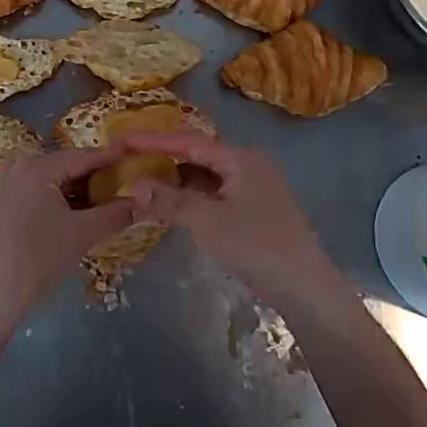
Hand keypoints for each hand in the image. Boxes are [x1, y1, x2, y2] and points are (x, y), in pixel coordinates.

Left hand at [0, 147, 135, 321]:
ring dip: (80, 189)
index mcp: (35, 167)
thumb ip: (117, 213)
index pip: (82, 156)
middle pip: (66, 165)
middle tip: (129, 183)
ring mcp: (7, 182)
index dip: (112, 157)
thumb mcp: (84, 233)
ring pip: (53, 179)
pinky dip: (61, 198)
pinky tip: (82, 211)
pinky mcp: (3, 200)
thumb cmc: (40, 258)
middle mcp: (17, 165)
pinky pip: (39, 190)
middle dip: (97, 176)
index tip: (138, 154)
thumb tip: (144, 202)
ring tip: (110, 200)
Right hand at [121, 133, 351, 314]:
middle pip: (196, 155)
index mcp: (241, 159)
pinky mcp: (249, 209)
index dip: (153, 141)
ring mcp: (250, 188)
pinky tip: (166, 203)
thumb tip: (135, 186)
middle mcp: (247, 165)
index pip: (188, 142)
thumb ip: (169, 200)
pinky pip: (210, 193)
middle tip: (128, 158)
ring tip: (140, 179)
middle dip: (161, 157)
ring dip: (173, 179)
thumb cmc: (256, 246)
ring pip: (202, 175)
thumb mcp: (206, 221)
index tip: (123, 139)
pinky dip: (187, 196)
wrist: (303, 287)